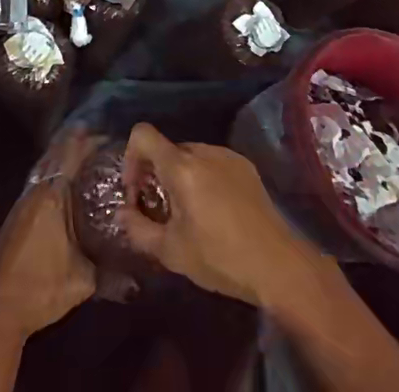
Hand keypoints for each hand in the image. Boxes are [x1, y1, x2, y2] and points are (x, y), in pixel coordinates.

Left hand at [0, 127, 98, 338]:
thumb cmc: (43, 287)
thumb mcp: (84, 280)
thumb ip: (111, 271)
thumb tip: (136, 275)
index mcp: (53, 200)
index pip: (70, 159)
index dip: (87, 144)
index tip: (105, 136)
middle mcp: (35, 194)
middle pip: (54, 157)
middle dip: (72, 143)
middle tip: (94, 135)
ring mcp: (21, 205)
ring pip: (42, 169)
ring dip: (58, 156)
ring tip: (78, 149)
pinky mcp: (15, 218)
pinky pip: (36, 182)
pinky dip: (49, 172)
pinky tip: (59, 181)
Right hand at [115, 122, 325, 309]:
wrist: (276, 263)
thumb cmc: (219, 257)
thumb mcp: (171, 251)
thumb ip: (138, 229)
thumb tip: (122, 213)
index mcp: (182, 167)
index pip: (143, 134)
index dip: (131, 158)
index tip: (137, 192)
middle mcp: (204, 151)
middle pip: (167, 148)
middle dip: (154, 175)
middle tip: (157, 211)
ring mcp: (228, 155)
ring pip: (190, 156)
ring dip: (179, 177)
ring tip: (186, 214)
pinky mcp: (246, 166)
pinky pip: (212, 162)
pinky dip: (202, 178)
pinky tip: (212, 211)